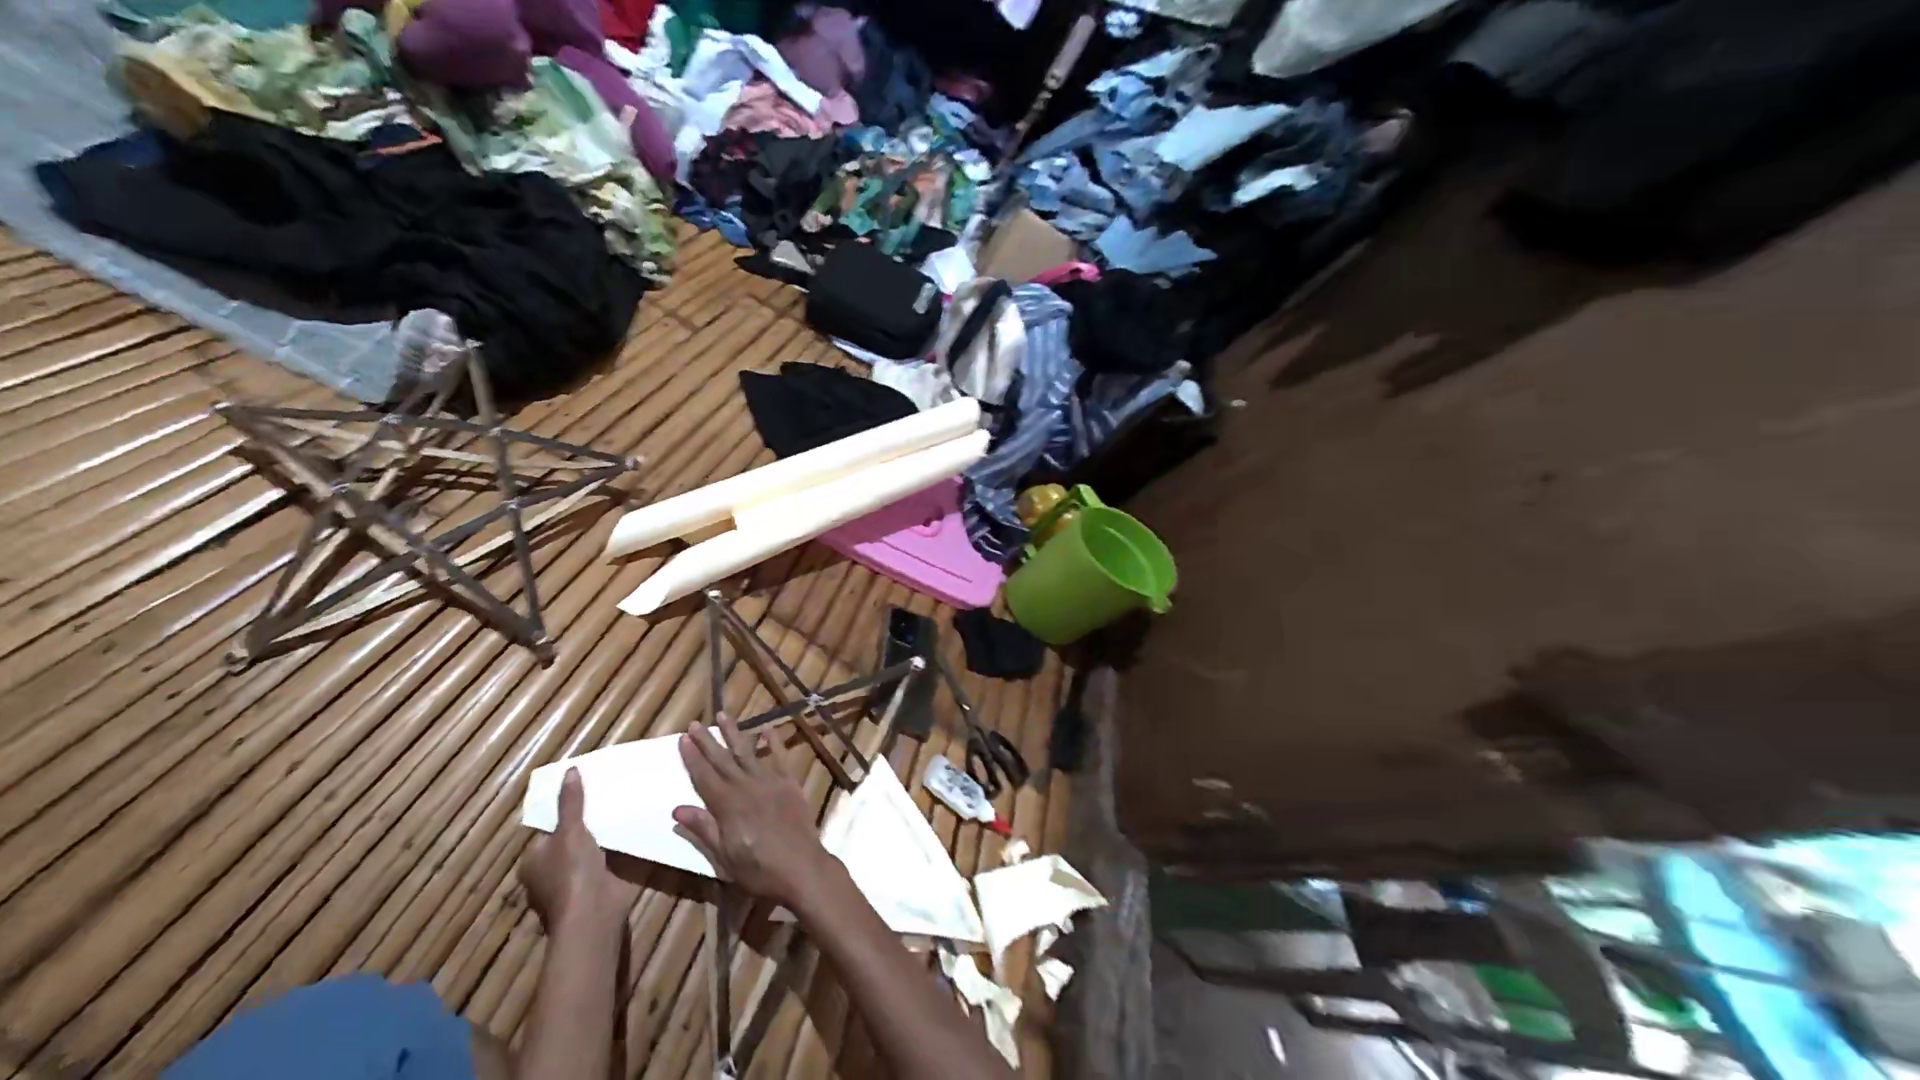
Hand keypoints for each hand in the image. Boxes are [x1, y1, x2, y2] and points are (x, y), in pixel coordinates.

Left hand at [521, 767, 639, 933]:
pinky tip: (630, 831)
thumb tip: (569, 770)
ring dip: (602, 835)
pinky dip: (614, 849)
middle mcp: (548, 872)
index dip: (564, 810)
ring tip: (623, 806)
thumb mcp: (570, 831)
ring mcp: (572, 881)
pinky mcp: (595, 887)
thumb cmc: (572, 872)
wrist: (594, 913)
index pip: (547, 829)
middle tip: (609, 794)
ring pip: (588, 849)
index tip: (587, 790)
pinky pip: (604, 860)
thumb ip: (571, 802)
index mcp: (533, 860)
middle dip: (586, 821)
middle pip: (568, 838)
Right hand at [674, 713, 836, 907]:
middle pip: (722, 760)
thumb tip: (678, 808)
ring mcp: (770, 782)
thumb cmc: (759, 869)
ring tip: (723, 716)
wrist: (802, 868)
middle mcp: (746, 787)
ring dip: (734, 734)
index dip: (692, 758)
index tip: (683, 739)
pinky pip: (780, 757)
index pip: (704, 776)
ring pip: (747, 753)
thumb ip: (704, 829)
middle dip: (707, 741)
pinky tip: (767, 729)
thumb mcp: (724, 857)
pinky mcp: (790, 783)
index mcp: (727, 805)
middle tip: (695, 724)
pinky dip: (773, 742)